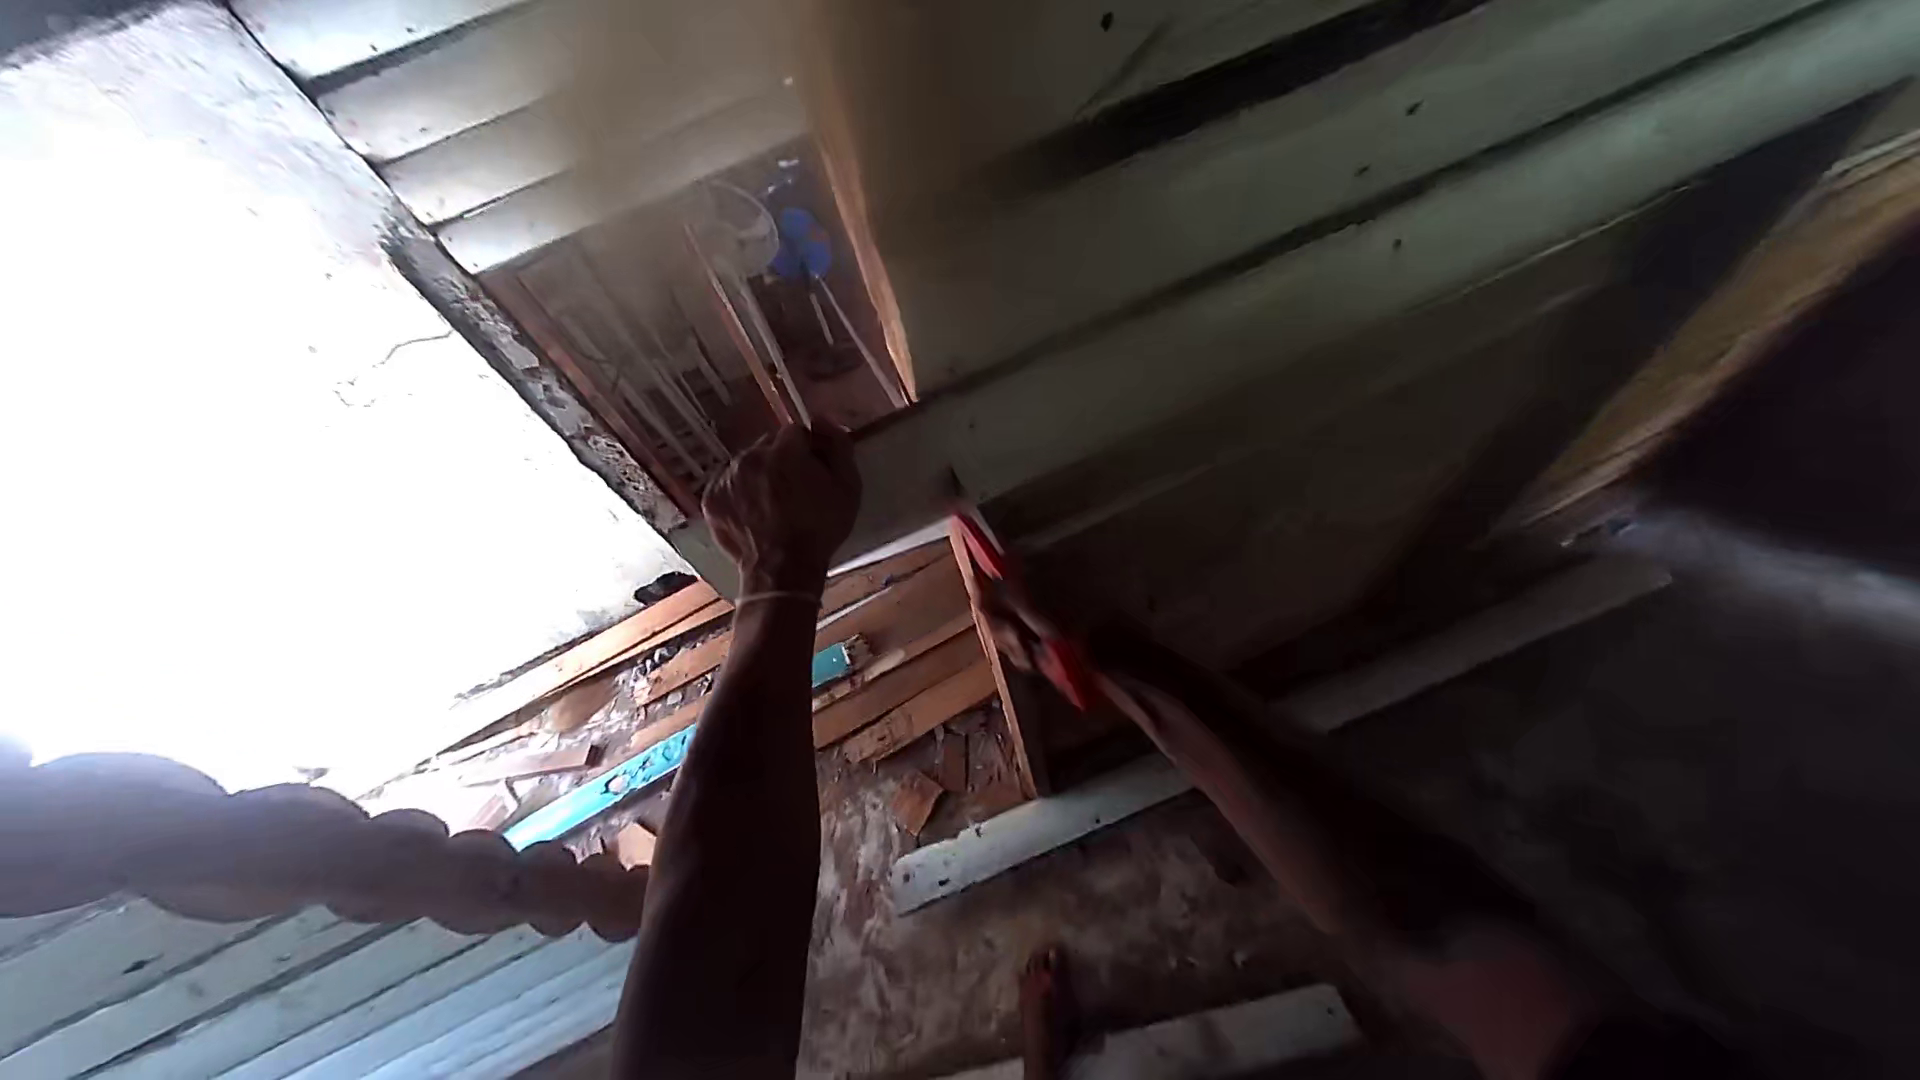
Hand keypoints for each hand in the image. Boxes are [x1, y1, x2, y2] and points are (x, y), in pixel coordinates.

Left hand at [703, 424, 860, 592]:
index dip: (808, 449)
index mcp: (784, 450)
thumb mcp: (848, 488)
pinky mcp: (712, 498)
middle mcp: (750, 456)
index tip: (813, 469)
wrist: (784, 571)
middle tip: (795, 490)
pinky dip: (741, 493)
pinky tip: (756, 513)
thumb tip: (823, 421)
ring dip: (760, 475)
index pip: (796, 431)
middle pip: (769, 445)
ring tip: (774, 504)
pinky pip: (729, 484)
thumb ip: (839, 447)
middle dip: (782, 460)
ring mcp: (727, 477)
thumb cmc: (821, 530)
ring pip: (747, 464)